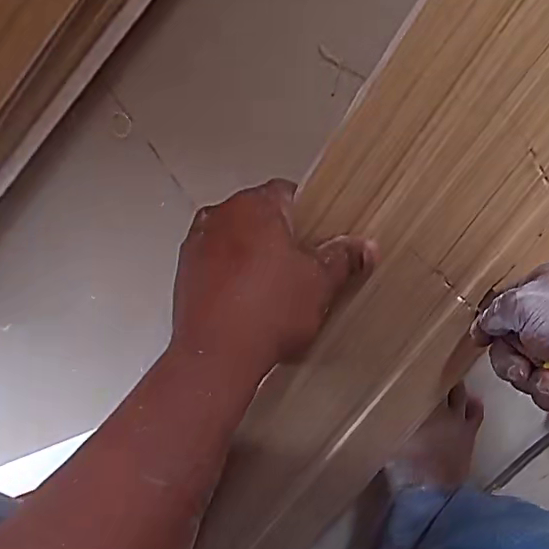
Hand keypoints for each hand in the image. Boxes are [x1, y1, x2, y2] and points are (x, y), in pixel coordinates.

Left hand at [172, 179, 371, 371]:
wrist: (219, 355)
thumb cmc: (266, 313)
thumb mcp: (321, 284)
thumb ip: (343, 259)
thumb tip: (362, 247)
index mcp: (255, 206)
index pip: (289, 193)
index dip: (312, 216)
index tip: (325, 239)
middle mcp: (220, 217)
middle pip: (261, 217)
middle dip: (284, 240)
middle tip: (308, 270)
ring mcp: (198, 245)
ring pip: (238, 242)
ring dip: (257, 260)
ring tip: (281, 294)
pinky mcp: (186, 275)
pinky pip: (219, 268)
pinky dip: (236, 281)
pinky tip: (255, 308)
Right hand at [470, 262, 548, 414]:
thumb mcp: (525, 302)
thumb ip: (495, 312)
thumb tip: (482, 323)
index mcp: (541, 289)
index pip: (502, 310)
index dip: (492, 329)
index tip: (483, 341)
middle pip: (509, 348)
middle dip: (513, 363)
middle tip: (526, 364)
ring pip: (527, 374)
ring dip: (534, 381)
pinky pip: (548, 391)